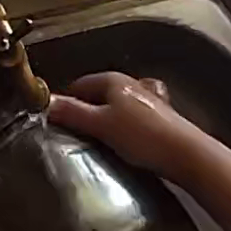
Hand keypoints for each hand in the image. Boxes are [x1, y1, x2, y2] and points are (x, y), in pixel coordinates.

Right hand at [46, 71, 207, 177]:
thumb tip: (46, 101)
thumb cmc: (140, 135)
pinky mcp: (153, 113)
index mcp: (111, 79)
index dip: (65, 100)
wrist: (184, 152)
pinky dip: (117, 125)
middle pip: (95, 93)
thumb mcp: (102, 125)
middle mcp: (126, 81)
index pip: (78, 84)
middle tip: (70, 134)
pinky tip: (118, 141)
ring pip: (111, 105)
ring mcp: (142, 96)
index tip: (54, 120)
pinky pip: (125, 115)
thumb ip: (74, 113)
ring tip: (92, 141)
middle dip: (82, 109)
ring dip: (100, 119)